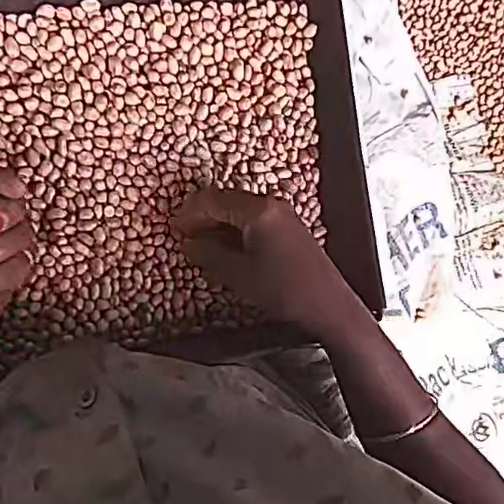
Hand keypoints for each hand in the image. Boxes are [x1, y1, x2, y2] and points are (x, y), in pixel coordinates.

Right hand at [172, 187, 367, 341]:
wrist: (328, 304)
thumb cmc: (283, 290)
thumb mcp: (239, 274)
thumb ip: (210, 254)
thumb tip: (189, 244)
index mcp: (257, 210)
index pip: (212, 200)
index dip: (189, 214)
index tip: (174, 230)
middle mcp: (271, 204)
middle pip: (226, 201)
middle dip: (203, 218)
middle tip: (185, 238)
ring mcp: (283, 215)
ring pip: (240, 212)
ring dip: (219, 225)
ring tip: (203, 248)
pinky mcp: (290, 229)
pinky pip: (255, 221)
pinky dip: (236, 231)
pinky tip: (229, 251)